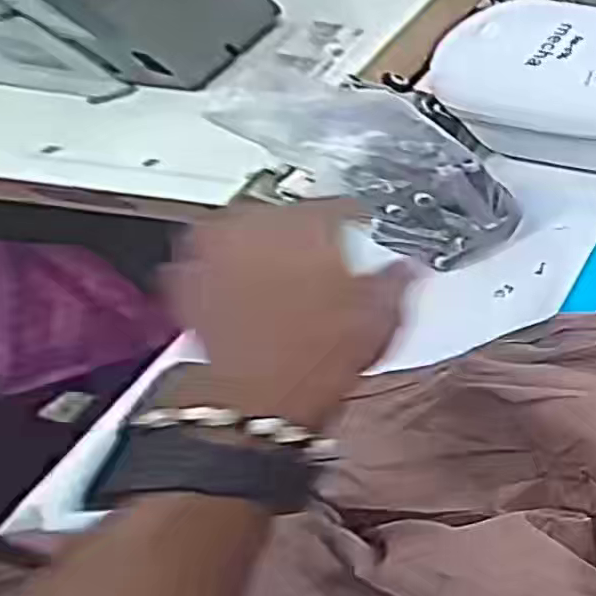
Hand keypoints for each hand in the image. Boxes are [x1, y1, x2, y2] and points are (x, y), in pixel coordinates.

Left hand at [165, 200, 413, 428]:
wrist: (268, 391)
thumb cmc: (323, 353)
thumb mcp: (386, 313)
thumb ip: (396, 278)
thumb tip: (407, 265)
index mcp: (307, 227)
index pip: (338, 205)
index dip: (360, 216)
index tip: (368, 224)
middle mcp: (253, 228)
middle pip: (285, 210)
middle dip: (309, 225)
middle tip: (331, 244)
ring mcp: (212, 250)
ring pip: (245, 227)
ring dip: (270, 239)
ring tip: (294, 260)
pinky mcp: (188, 276)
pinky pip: (216, 254)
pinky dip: (239, 263)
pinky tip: (260, 282)